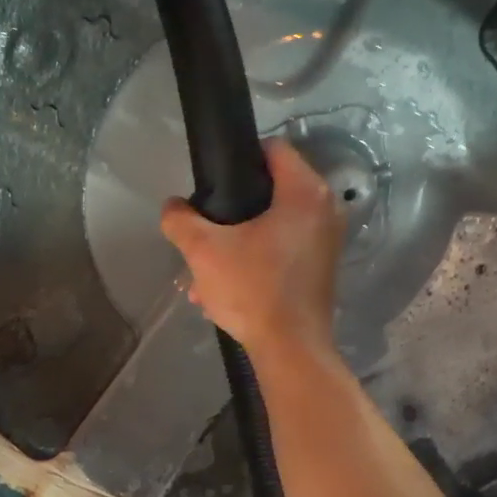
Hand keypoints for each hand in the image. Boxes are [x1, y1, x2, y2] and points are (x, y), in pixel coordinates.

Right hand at [159, 139, 345, 362]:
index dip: (239, 160)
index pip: (273, 150)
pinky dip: (253, 261)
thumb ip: (181, 222)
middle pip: (269, 192)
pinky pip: (280, 251)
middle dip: (230, 213)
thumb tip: (171, 207)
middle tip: (202, 233)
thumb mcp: (203, 252)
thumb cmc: (251, 289)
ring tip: (204, 271)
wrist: (289, 345)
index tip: (212, 183)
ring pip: (270, 226)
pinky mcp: (319, 267)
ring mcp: (325, 240)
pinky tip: (224, 288)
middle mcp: (324, 209)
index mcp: (303, 192)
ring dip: (235, 243)